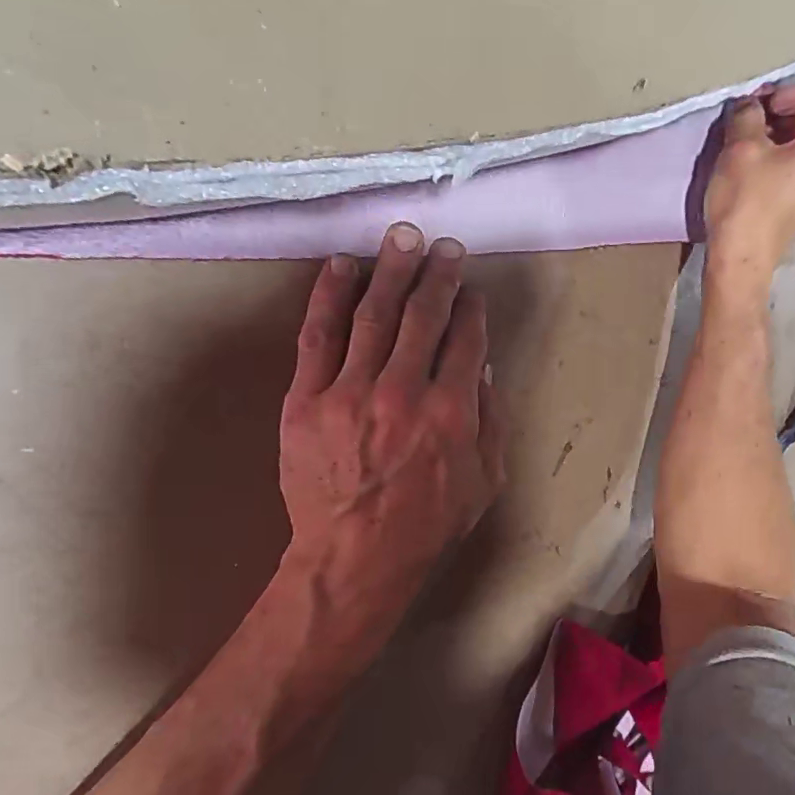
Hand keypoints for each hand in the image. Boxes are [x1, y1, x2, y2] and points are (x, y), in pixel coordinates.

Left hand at [278, 223, 506, 626]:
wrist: (352, 557)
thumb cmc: (424, 527)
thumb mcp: (482, 484)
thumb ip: (488, 423)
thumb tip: (482, 369)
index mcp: (450, 413)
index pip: (464, 341)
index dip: (470, 309)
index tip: (470, 290)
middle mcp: (402, 392)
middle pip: (422, 317)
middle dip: (436, 275)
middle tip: (442, 246)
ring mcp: (350, 392)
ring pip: (373, 316)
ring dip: (390, 271)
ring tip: (400, 238)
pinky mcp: (306, 400)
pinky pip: (318, 337)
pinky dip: (329, 297)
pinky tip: (342, 266)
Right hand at [702, 81, 794, 278]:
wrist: (740, 257)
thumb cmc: (746, 201)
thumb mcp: (741, 148)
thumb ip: (748, 115)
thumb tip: (749, 104)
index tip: (767, 105)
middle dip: (789, 111)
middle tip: (752, 117)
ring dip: (782, 133)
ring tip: (748, 140)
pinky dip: (783, 154)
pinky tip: (754, 163)